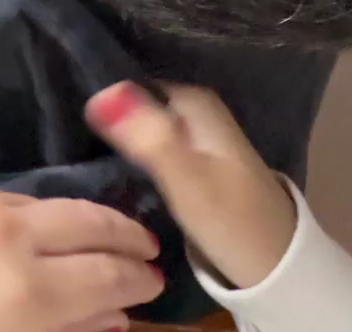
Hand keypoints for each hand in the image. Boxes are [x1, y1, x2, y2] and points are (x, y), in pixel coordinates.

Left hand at [0, 176, 163, 331]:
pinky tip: (44, 226)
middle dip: (126, 238)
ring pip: (54, 205)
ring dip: (88, 219)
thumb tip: (111, 319)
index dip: (138, 282)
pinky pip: (15, 198)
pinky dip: (41, 213)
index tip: (157, 283)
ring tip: (109, 233)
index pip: (106, 280)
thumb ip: (61, 331)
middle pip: (89, 226)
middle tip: (149, 251)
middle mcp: (11, 236)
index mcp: (24, 295)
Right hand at [86, 83, 298, 288]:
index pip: (135, 79)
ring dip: (123, 133)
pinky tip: (118, 165)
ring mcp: (200, 135)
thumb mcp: (185, 178)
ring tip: (87, 149)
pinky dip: (139, 149)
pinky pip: (156, 142)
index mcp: (196, 101)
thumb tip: (99, 94)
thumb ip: (146, 135)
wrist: (280, 271)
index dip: (104, 94)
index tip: (72, 113)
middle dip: (111, 114)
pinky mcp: (199, 161)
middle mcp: (198, 108)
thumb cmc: (231, 219)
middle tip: (73, 135)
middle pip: (140, 101)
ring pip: (148, 123)